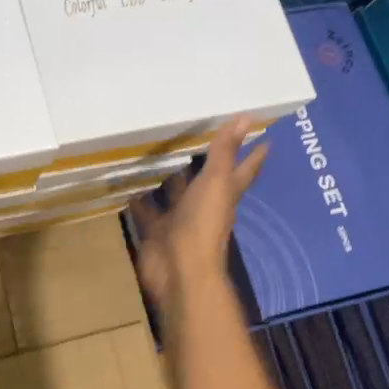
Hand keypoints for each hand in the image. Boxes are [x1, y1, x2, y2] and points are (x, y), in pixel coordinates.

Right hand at [129, 115, 267, 314]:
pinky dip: (137, 198)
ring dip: (165, 177)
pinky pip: (146, 210)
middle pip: (204, 179)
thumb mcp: (216, 182)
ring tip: (152, 150)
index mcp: (224, 194)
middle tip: (190, 132)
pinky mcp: (156, 231)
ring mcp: (179, 220)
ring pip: (173, 193)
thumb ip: (226, 151)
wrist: (179, 272)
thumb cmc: (203, 225)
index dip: (253, 153)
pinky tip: (126, 182)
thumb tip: (246, 116)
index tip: (262, 133)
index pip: (242, 169)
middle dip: (201, 161)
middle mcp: (203, 205)